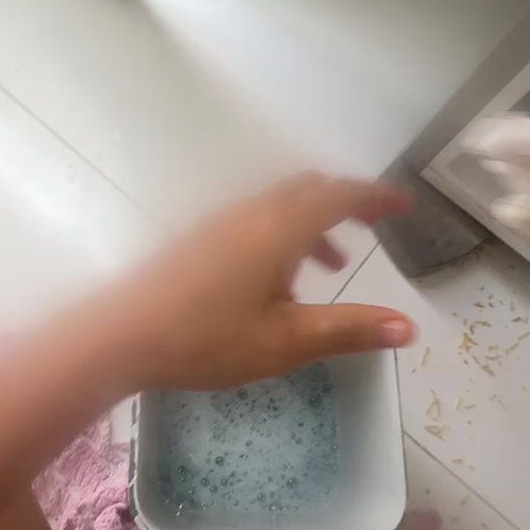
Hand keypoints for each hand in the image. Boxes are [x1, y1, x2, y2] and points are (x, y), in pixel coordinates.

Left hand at [86, 174, 414, 392]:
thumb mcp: (287, 340)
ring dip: (314, 221)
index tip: (403, 205)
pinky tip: (279, 279)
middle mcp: (252, 212)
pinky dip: (285, 231)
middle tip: (373, 227)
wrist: (124, 333)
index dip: (375, 196)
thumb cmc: (209, 338)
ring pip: (281, 203)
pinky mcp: (201, 236)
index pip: (339, 195)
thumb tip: (406, 327)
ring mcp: (222, 221)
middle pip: (310, 188)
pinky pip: (257, 217)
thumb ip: (348, 330)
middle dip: (346, 202)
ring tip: (333, 264)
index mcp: (280, 227)